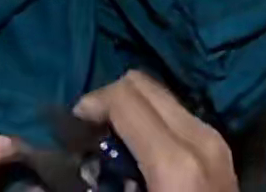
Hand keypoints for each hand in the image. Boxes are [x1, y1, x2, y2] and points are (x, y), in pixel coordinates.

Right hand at [74, 71, 234, 191]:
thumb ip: (95, 188)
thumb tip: (46, 183)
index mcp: (175, 162)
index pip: (126, 97)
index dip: (92, 104)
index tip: (71, 127)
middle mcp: (198, 136)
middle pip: (144, 85)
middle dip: (110, 100)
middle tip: (87, 134)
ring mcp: (214, 139)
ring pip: (162, 95)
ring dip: (131, 109)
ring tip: (109, 145)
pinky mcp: (219, 148)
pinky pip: (177, 113)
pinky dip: (151, 121)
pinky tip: (137, 155)